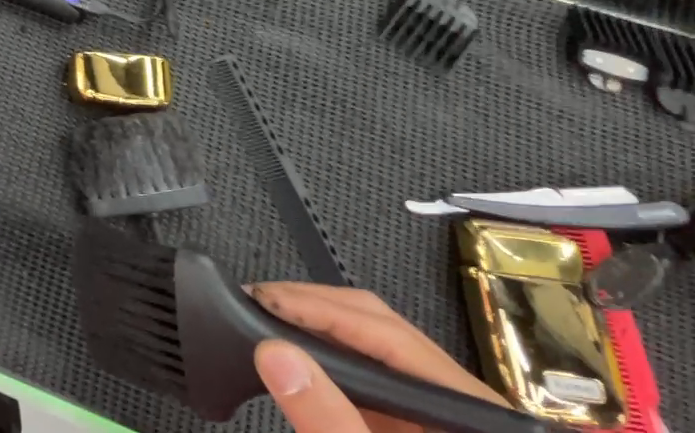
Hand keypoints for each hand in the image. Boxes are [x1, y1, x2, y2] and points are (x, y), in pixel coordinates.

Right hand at [250, 283, 508, 432]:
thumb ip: (330, 420)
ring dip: (307, 322)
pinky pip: (357, 364)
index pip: (388, 332)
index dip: (321, 308)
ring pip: (365, 340)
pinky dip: (313, 348)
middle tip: (249, 302)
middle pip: (378, 325)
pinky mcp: (400, 415)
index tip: (261, 298)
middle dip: (310, 306)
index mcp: (469, 405)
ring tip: (257, 315)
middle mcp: (454, 394)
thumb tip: (273, 352)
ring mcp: (428, 405)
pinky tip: (281, 345)